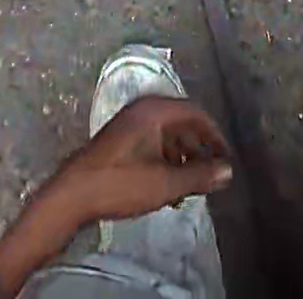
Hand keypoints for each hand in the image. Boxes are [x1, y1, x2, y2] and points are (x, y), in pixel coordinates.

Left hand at [0, 97, 232, 298]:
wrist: (75, 192)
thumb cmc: (121, 182)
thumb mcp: (165, 182)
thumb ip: (199, 174)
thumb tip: (228, 170)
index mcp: (154, 110)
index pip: (195, 112)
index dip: (214, 134)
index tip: (226, 157)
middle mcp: (143, 109)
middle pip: (181, 122)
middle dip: (198, 149)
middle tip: (211, 175)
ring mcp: (130, 122)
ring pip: (167, 135)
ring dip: (182, 159)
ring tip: (190, 189)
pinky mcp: (122, 138)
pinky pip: (153, 142)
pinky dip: (166, 161)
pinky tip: (168, 189)